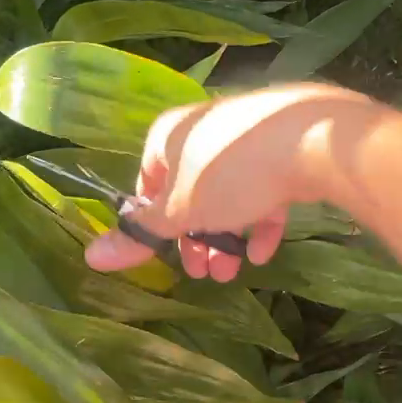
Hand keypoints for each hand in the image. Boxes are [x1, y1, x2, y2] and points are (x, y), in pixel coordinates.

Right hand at [85, 83, 381, 281]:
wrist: (311, 140)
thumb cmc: (229, 175)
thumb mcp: (180, 213)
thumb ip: (140, 235)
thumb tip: (89, 257)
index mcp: (168, 135)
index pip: (147, 182)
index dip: (153, 222)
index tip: (164, 252)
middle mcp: (202, 129)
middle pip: (188, 192)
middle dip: (194, 238)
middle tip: (202, 273)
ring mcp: (245, 134)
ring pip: (227, 193)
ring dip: (225, 235)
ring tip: (231, 271)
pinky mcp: (283, 145)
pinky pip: (263, 186)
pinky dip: (259, 218)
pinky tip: (263, 251)